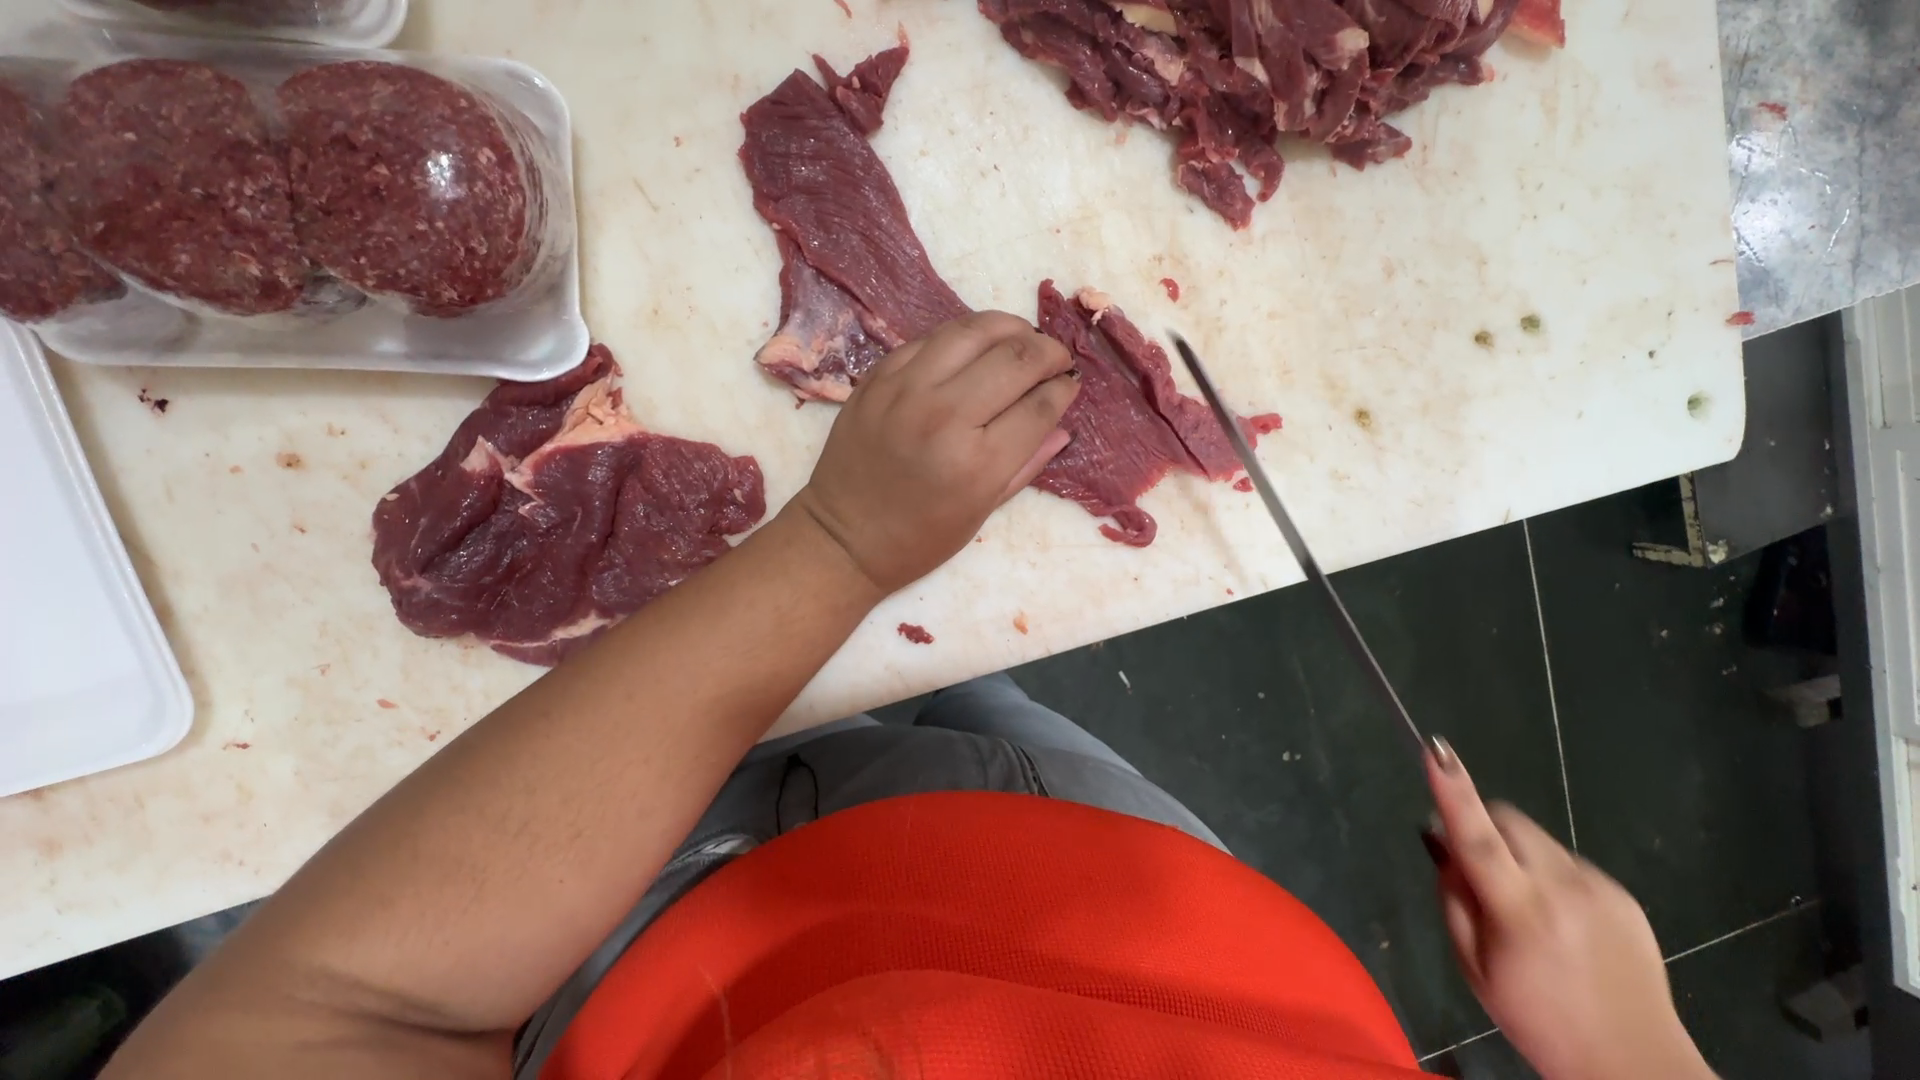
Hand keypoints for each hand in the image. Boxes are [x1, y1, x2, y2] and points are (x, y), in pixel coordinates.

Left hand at [789, 312, 1077, 594]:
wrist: (844, 536)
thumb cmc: (920, 537)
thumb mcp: (983, 511)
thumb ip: (1028, 462)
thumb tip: (1063, 421)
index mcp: (978, 463)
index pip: (1040, 404)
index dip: (1064, 389)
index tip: (1070, 384)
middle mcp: (945, 416)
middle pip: (1016, 358)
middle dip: (1048, 352)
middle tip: (1056, 358)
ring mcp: (907, 390)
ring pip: (974, 331)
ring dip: (1010, 329)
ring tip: (1023, 339)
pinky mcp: (879, 377)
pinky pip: (932, 339)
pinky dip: (963, 337)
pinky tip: (976, 348)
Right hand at [1425, 738, 1716, 1079]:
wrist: (1637, 1066)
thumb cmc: (1535, 1019)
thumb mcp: (1473, 967)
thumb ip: (1453, 898)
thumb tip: (1442, 843)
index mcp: (1520, 912)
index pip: (1477, 838)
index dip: (1453, 790)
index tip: (1437, 750)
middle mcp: (1564, 889)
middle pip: (1508, 820)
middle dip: (1484, 828)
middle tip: (1476, 869)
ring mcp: (1601, 889)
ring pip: (1536, 840)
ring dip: (1517, 855)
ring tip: (1525, 909)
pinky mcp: (1624, 896)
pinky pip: (1567, 864)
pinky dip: (1548, 877)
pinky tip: (1560, 924)